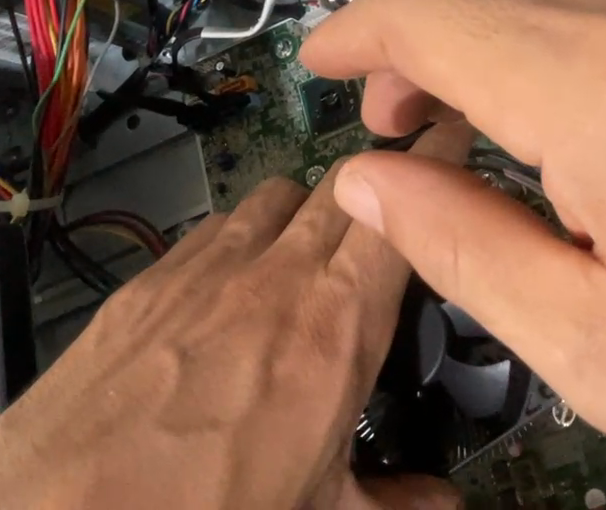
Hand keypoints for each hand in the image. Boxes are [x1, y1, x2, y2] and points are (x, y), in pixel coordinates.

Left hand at [0, 125, 471, 509]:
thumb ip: (397, 502)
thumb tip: (445, 504)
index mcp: (337, 323)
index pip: (402, 207)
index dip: (436, 157)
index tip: (454, 133)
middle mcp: (277, 273)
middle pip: (344, 182)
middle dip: (378, 181)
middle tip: (397, 199)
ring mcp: (208, 267)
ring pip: (281, 192)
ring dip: (308, 207)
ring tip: (312, 249)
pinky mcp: (151, 279)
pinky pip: (217, 225)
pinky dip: (243, 234)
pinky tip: (231, 285)